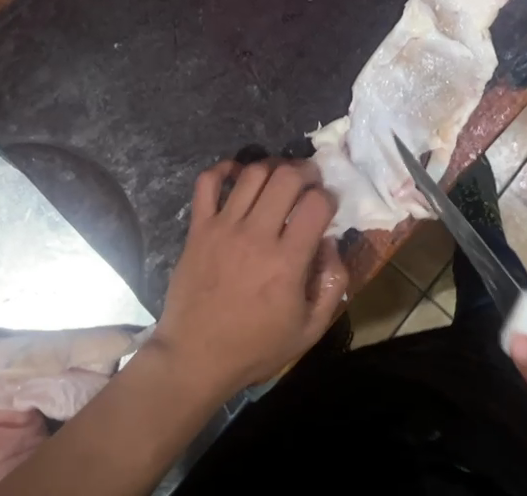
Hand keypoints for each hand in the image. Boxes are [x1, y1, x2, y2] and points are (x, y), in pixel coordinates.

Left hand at [149, 158, 347, 399]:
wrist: (194, 359)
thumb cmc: (255, 347)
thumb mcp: (309, 330)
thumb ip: (332, 284)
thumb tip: (331, 243)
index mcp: (286, 262)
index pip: (317, 204)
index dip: (329, 198)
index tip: (329, 208)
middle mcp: (256, 236)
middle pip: (286, 177)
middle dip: (306, 172)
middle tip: (310, 182)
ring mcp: (223, 228)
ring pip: (252, 174)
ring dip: (272, 167)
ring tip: (279, 178)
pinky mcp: (198, 229)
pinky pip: (207, 183)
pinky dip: (223, 170)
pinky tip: (236, 174)